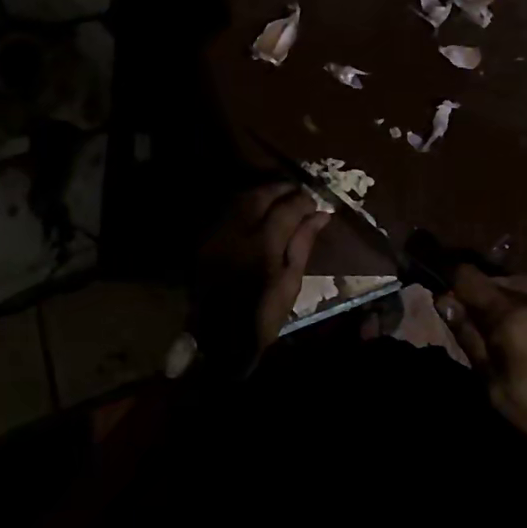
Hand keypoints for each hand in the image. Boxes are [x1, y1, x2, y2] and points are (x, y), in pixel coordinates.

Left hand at [194, 183, 329, 366]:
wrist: (223, 337)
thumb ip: (303, 242)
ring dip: (261, 194)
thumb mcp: (291, 282)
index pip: (286, 208)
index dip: (302, 201)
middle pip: (259, 195)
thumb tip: (320, 215)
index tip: (314, 202)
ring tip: (278, 197)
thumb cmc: (265, 314)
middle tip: (296, 192)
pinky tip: (255, 211)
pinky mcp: (205, 240)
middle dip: (280, 189)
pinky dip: (243, 206)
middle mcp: (237, 231)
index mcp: (263, 244)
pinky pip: (227, 212)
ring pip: (240, 199)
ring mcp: (218, 233)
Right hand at [437, 267, 526, 469]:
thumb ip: (469, 339)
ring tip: (491, 353)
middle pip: (489, 289)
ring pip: (512, 303)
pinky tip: (523, 359)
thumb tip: (444, 301)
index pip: (466, 275)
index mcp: (510, 313)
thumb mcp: (497, 388)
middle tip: (459, 334)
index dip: (443, 275)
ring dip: (495, 318)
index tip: (428, 285)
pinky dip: (518, 327)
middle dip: (470, 303)